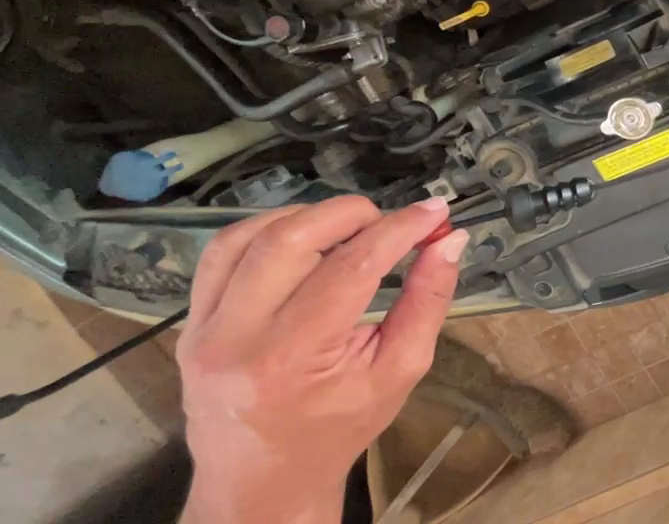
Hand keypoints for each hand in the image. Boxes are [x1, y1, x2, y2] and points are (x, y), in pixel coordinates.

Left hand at [178, 195, 467, 523]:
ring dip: (311, 217)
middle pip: (289, 239)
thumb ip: (429, 299)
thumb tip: (452, 239)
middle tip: (394, 223)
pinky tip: (310, 239)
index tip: (438, 212)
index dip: (401, 229)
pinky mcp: (192, 321)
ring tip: (354, 229)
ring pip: (248, 236)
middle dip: (354, 214)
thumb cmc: (339, 428)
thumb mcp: (402, 369)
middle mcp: (235, 337)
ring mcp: (202, 328)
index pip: (352, 266)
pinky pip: (223, 253)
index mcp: (292, 356)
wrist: (259, 480)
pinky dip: (272, 230)